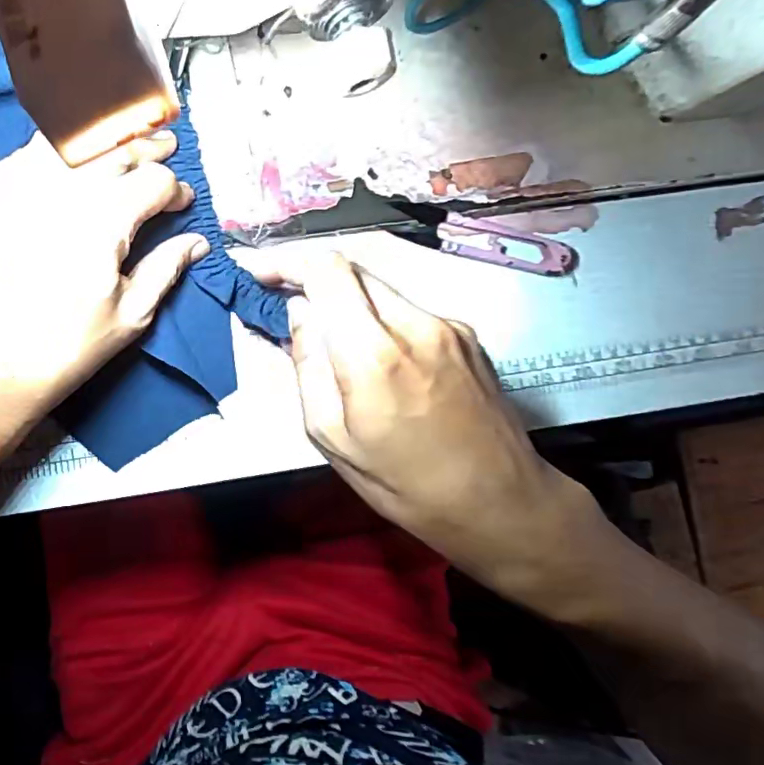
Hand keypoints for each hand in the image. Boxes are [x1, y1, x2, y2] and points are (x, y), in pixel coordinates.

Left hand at [0, 131, 207, 460]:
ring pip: (67, 139)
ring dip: (103, 136)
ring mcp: (14, 190)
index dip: (175, 189)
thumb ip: (166, 269)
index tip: (182, 202)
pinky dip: (56, 147)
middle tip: (165, 145)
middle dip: (147, 145)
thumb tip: (195, 244)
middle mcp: (57, 192)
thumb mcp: (129, 316)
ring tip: (122, 139)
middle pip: (113, 149)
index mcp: (100, 221)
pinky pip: (25, 153)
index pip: (151, 182)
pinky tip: (69, 156)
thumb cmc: (60, 351)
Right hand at [246, 251, 618, 622]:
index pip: (326, 270)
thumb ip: (308, 367)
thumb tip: (299, 314)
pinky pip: (410, 311)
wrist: (499, 501)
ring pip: (381, 290)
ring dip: (350, 305)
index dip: (287, 263)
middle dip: (315, 284)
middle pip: (353, 272)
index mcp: (375, 354)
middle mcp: (415, 325)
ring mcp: (447, 326)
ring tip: (339, 347)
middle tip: (292, 311)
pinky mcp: (467, 334)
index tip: (263, 275)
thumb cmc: (407, 485)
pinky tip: (383, 364)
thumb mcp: (333, 438)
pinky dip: (383, 322)